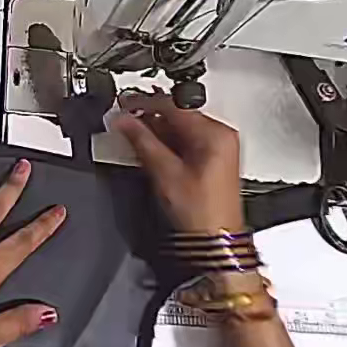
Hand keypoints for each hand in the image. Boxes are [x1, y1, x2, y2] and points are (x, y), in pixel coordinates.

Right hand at [111, 93, 245, 233]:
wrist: (215, 243)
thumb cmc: (201, 214)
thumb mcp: (164, 172)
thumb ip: (142, 140)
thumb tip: (125, 121)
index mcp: (215, 134)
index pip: (174, 105)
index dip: (145, 103)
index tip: (125, 104)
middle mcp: (221, 136)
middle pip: (178, 115)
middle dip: (150, 117)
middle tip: (126, 120)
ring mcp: (219, 147)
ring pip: (180, 127)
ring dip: (156, 130)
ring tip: (133, 135)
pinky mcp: (213, 159)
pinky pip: (186, 140)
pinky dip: (167, 142)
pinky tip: (151, 148)